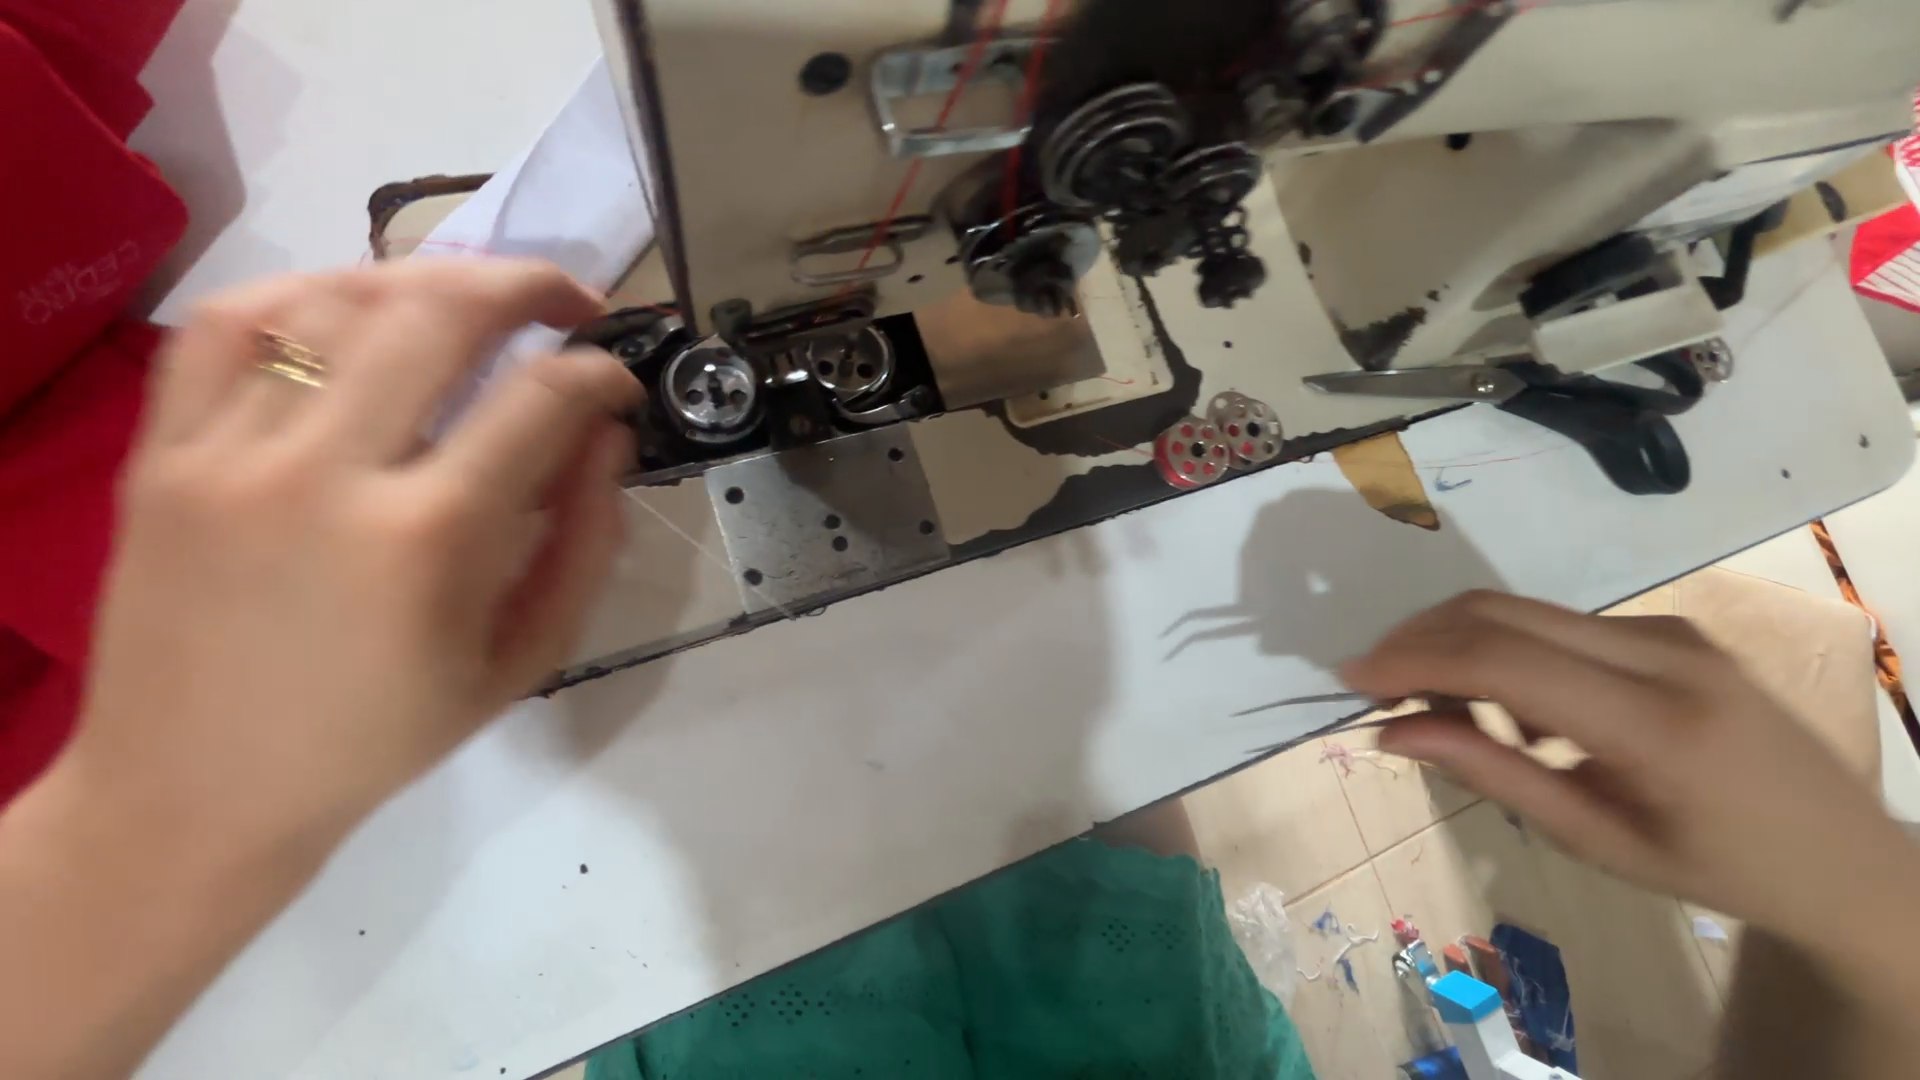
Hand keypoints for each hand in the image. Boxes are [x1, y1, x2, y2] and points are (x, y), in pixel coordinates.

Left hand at [67, 259, 639, 857]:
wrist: (197, 791)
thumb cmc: (391, 731)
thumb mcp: (528, 654)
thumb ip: (588, 541)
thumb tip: (609, 438)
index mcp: (431, 538)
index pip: (540, 401)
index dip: (600, 373)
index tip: (621, 382)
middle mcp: (326, 473)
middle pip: (439, 314)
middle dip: (529, 285)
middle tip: (573, 301)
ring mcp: (228, 453)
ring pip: (337, 300)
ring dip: (431, 280)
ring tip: (480, 300)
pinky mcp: (161, 452)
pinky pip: (228, 324)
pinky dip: (309, 290)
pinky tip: (361, 306)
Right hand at [1343, 591, 1918, 946]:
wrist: (1851, 859)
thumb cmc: (1718, 868)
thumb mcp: (1594, 839)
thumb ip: (1488, 773)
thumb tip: (1391, 732)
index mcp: (1658, 723)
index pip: (1502, 661)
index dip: (1412, 661)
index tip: (1351, 679)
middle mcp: (1664, 654)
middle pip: (1499, 614)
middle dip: (1416, 639)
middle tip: (1371, 683)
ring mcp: (1667, 631)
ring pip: (1517, 608)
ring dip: (1450, 640)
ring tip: (1428, 699)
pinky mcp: (1663, 628)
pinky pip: (1549, 622)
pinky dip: (1495, 648)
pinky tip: (1500, 702)